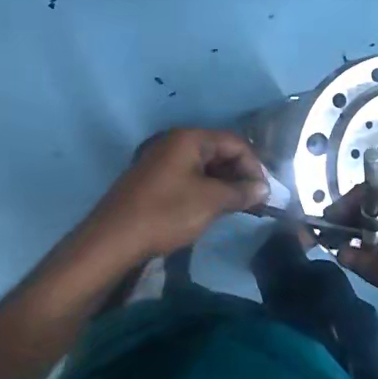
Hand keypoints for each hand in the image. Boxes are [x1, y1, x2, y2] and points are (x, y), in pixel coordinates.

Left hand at [84, 129, 265, 263]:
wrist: (112, 240)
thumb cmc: (166, 213)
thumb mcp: (211, 202)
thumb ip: (241, 191)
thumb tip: (264, 188)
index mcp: (189, 138)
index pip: (235, 142)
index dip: (254, 165)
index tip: (265, 192)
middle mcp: (174, 141)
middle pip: (218, 151)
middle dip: (239, 174)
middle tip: (254, 201)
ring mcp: (160, 160)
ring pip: (203, 166)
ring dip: (223, 184)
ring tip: (238, 207)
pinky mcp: (152, 179)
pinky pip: (187, 177)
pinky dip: (205, 189)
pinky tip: (212, 209)